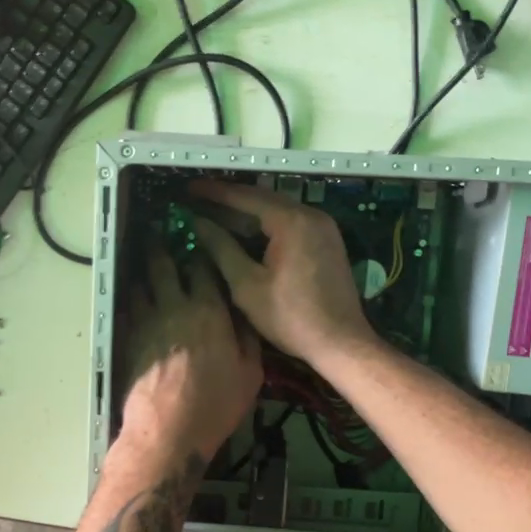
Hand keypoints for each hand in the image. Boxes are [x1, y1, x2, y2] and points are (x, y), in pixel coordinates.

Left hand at [119, 251, 262, 462]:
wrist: (167, 432)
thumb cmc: (215, 405)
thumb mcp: (250, 374)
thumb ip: (248, 338)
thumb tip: (244, 313)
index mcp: (209, 310)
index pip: (204, 267)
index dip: (201, 250)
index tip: (200, 239)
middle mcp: (174, 306)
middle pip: (164, 265)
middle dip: (163, 246)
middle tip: (161, 231)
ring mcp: (146, 321)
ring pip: (141, 282)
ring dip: (144, 268)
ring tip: (146, 257)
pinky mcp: (128, 338)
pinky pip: (128, 307)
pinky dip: (131, 295)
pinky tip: (133, 292)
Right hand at [189, 181, 378, 366]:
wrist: (341, 343)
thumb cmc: (291, 318)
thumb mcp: (247, 285)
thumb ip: (221, 248)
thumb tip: (198, 223)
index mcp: (292, 221)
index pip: (246, 197)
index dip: (215, 193)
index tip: (189, 188)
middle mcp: (311, 215)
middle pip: (264, 199)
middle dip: (230, 200)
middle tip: (199, 200)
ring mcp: (323, 228)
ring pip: (278, 210)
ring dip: (248, 213)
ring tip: (216, 215)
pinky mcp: (327, 242)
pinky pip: (292, 223)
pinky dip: (267, 225)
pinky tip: (246, 234)